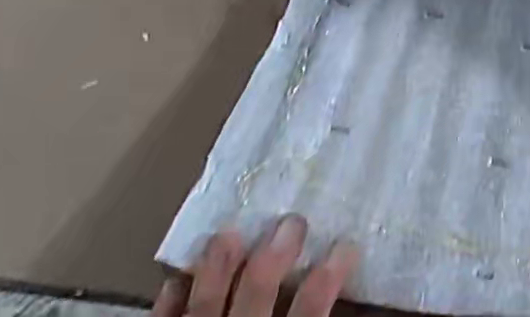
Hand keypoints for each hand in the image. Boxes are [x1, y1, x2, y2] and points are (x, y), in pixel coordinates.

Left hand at [151, 215, 356, 316]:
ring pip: (204, 308)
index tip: (346, 244)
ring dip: (215, 272)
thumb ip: (319, 314)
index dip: (328, 277)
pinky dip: (168, 307)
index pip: (309, 311)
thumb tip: (361, 288)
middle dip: (272, 259)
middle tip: (292, 221)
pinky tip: (176, 280)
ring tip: (226, 234)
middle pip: (255, 298)